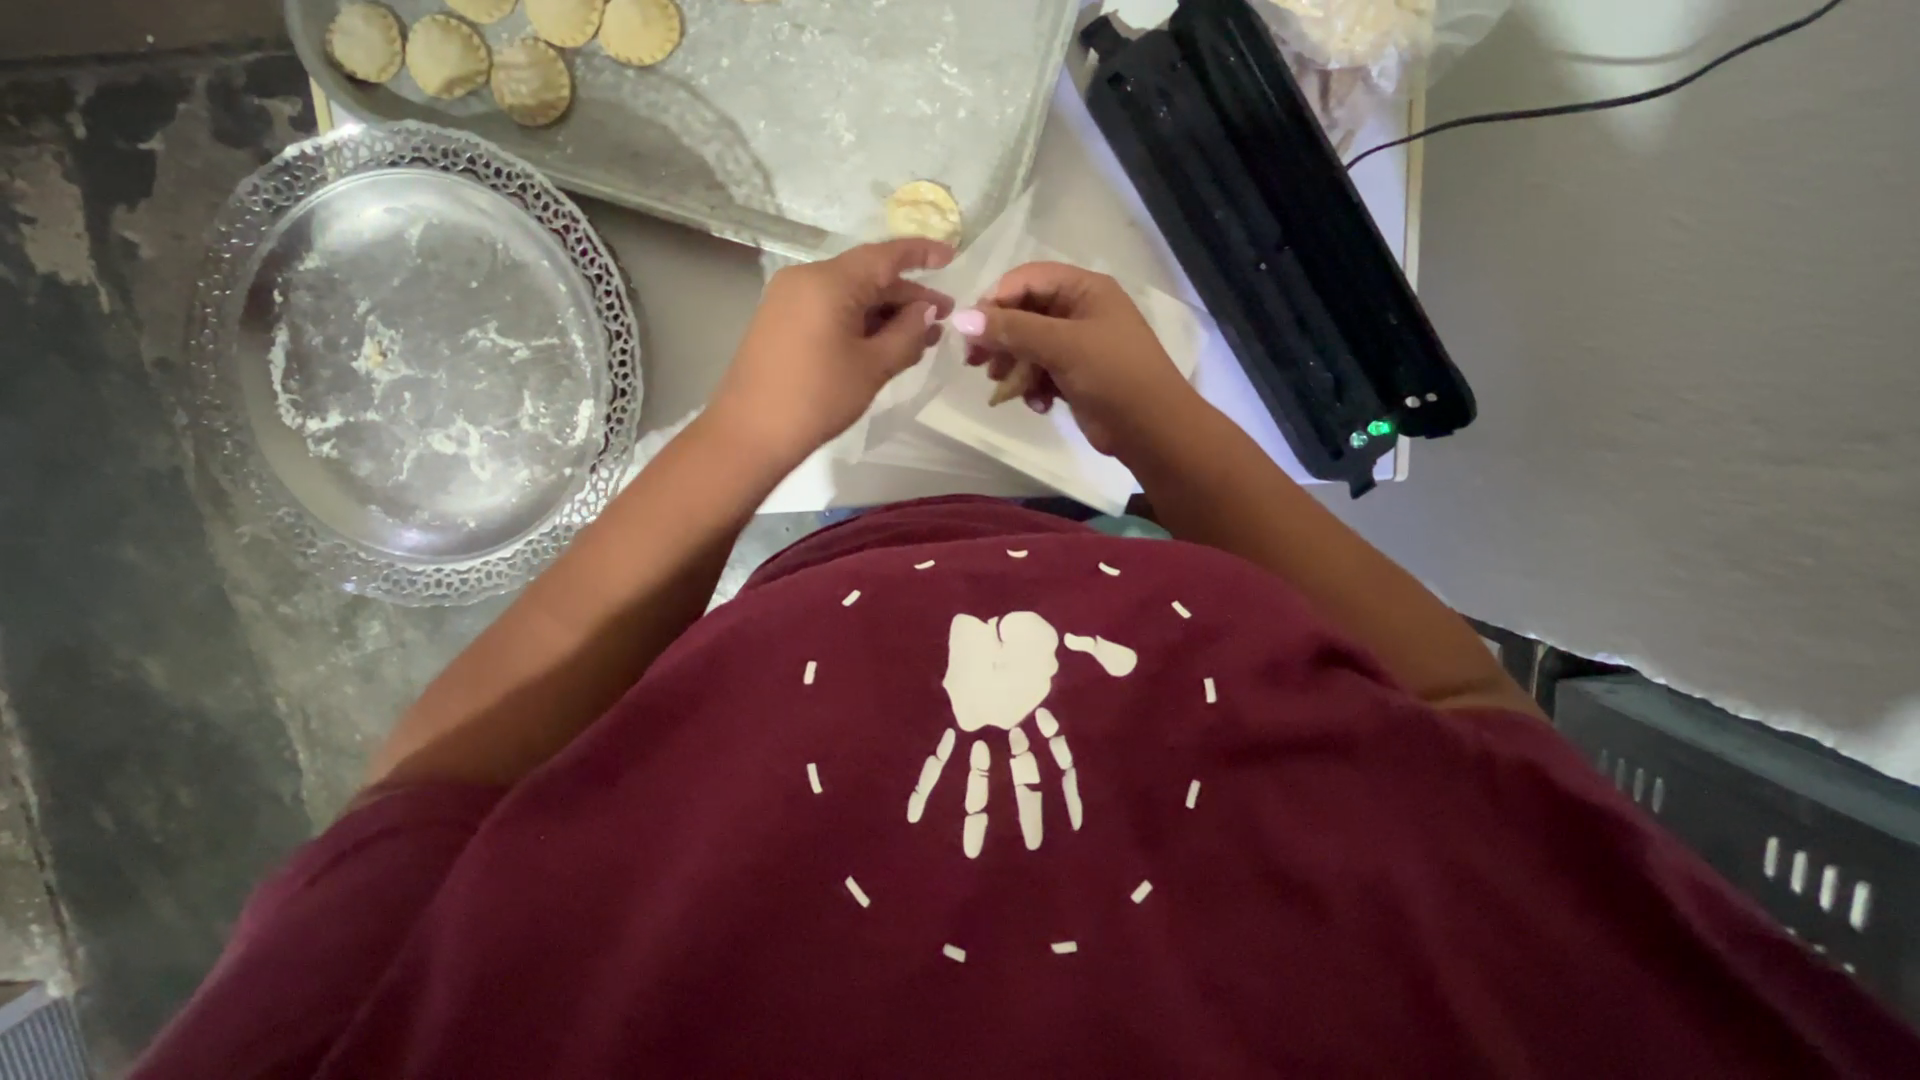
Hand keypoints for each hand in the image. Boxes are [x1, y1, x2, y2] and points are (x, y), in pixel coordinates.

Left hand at [709, 239, 954, 465]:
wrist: (749, 433)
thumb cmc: (817, 398)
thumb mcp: (873, 367)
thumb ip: (907, 334)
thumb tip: (925, 312)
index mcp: (829, 281)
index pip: (886, 255)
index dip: (922, 254)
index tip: (952, 258)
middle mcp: (806, 278)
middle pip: (867, 276)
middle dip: (907, 297)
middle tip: (943, 319)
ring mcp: (789, 299)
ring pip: (849, 295)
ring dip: (885, 313)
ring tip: (921, 338)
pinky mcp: (781, 321)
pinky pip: (830, 310)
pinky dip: (860, 322)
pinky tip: (884, 344)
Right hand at [950, 263, 1200, 456]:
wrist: (1152, 430)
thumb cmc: (1114, 375)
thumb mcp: (1062, 345)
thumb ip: (1011, 330)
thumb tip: (960, 319)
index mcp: (1085, 289)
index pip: (1026, 280)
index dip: (996, 301)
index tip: (972, 330)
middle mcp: (1080, 310)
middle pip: (1023, 313)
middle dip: (1000, 339)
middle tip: (975, 363)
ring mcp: (1078, 345)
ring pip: (1028, 346)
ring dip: (1013, 367)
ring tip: (1004, 388)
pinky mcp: (1075, 376)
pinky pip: (1040, 372)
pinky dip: (1032, 387)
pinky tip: (1037, 405)